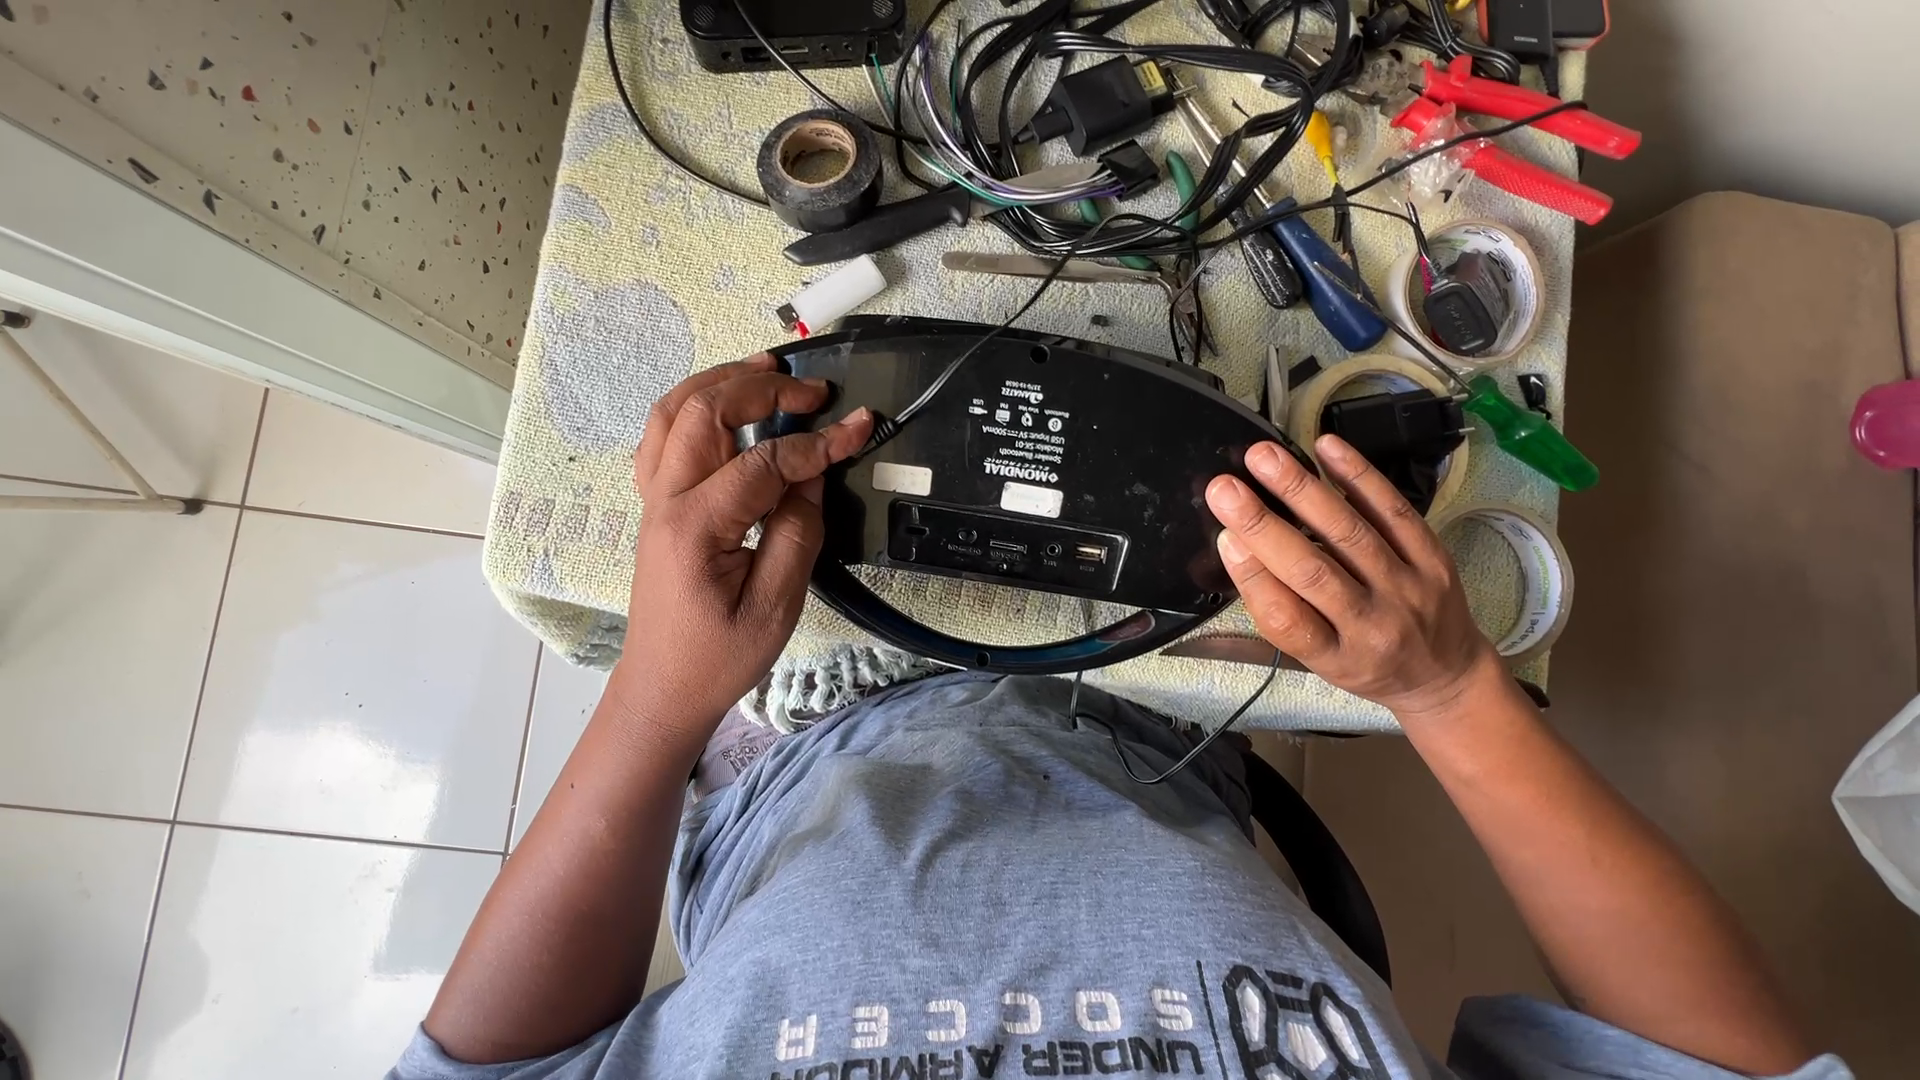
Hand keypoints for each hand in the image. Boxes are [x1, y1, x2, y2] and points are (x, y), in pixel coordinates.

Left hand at [611, 354, 872, 738]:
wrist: (663, 687)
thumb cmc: (720, 657)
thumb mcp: (777, 605)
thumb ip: (798, 531)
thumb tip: (813, 473)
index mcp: (696, 526)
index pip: (764, 462)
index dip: (818, 442)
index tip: (861, 425)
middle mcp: (665, 499)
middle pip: (702, 411)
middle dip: (760, 387)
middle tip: (811, 390)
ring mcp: (653, 498)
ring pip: (672, 411)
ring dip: (719, 381)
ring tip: (765, 368)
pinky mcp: (656, 505)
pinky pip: (663, 435)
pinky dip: (693, 405)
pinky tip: (722, 405)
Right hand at [1205, 435, 1501, 719]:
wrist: (1446, 673)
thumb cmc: (1362, 663)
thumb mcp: (1316, 658)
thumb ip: (1278, 608)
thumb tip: (1237, 544)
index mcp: (1336, 658)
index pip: (1289, 620)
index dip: (1254, 578)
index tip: (1224, 537)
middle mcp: (1375, 626)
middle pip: (1315, 573)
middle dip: (1264, 526)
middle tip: (1224, 488)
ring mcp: (1409, 589)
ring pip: (1351, 534)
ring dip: (1302, 490)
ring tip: (1263, 458)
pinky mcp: (1433, 556)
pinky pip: (1394, 511)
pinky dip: (1359, 476)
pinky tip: (1326, 448)